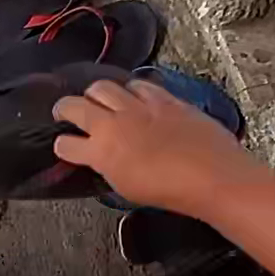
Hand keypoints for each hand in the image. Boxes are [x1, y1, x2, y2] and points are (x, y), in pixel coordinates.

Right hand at [52, 78, 270, 216]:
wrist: (212, 177)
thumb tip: (101, 157)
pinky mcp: (163, 99)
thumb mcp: (124, 186)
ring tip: (100, 99)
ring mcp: (138, 107)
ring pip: (102, 86)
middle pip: (74, 104)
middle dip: (64, 107)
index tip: (65, 146)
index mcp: (100, 151)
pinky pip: (139, 84)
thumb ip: (106, 166)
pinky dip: (131, 89)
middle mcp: (113, 124)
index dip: (62, 145)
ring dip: (96, 93)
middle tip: (65, 111)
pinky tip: (134, 95)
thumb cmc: (169, 190)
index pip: (65, 143)